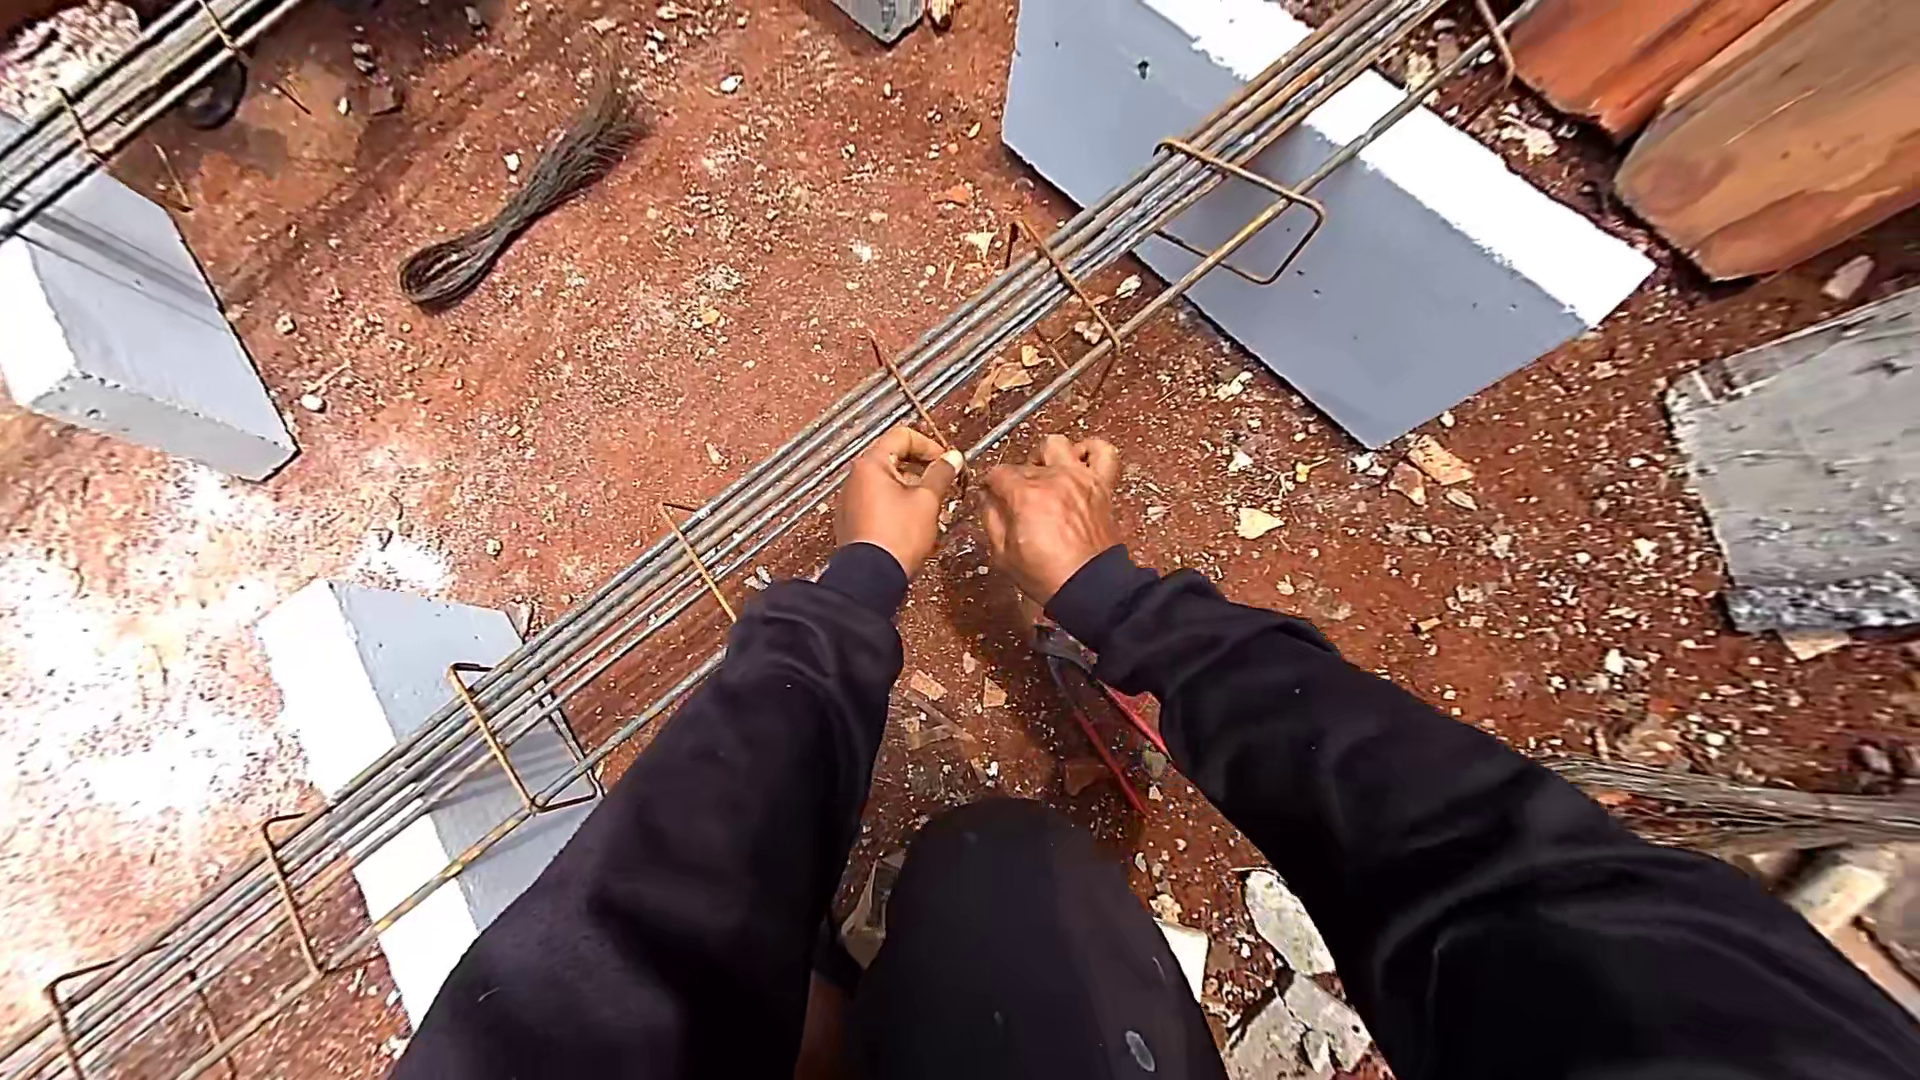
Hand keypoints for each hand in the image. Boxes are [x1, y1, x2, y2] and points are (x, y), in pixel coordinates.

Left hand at [836, 426, 965, 578]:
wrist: (872, 577)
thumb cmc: (898, 535)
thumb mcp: (927, 501)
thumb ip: (941, 474)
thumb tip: (953, 458)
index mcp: (871, 465)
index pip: (902, 436)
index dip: (929, 446)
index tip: (946, 463)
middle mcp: (856, 478)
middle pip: (894, 460)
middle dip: (923, 471)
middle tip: (943, 486)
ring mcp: (851, 500)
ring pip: (888, 484)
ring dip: (914, 491)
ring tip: (933, 510)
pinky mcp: (853, 521)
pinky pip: (879, 504)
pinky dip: (899, 507)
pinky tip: (915, 525)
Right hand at [982, 435, 1121, 603]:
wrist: (1089, 586)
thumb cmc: (1048, 575)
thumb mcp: (1003, 553)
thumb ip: (991, 518)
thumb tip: (987, 498)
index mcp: (1025, 495)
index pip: (998, 474)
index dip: (990, 485)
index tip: (990, 494)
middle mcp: (1052, 478)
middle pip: (1024, 463)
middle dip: (1015, 479)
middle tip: (1016, 501)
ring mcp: (1079, 478)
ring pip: (1056, 445)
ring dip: (1046, 456)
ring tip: (1044, 474)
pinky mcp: (1101, 485)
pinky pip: (1102, 452)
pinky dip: (1090, 451)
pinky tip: (1078, 463)